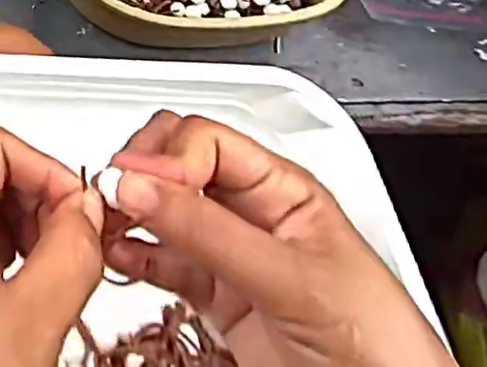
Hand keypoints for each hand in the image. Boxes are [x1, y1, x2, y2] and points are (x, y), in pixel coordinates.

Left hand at [0, 126, 103, 366]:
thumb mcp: (27, 321)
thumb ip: (68, 252)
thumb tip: (90, 204)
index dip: (45, 168)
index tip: (82, 207)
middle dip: (46, 198)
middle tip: (83, 241)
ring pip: (0, 203)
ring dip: (41, 227)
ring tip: (68, 268)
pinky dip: (29, 252)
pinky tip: (47, 284)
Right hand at [102, 113, 452, 366]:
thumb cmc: (382, 356)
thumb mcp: (293, 282)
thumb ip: (210, 231)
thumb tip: (135, 184)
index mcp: (279, 187)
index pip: (203, 140)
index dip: (165, 156)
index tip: (132, 181)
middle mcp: (247, 209)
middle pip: (174, 161)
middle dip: (138, 171)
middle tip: (112, 195)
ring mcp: (228, 251)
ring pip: (160, 207)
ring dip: (127, 210)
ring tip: (104, 224)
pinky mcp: (213, 294)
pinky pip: (160, 257)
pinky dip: (133, 252)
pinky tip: (118, 255)